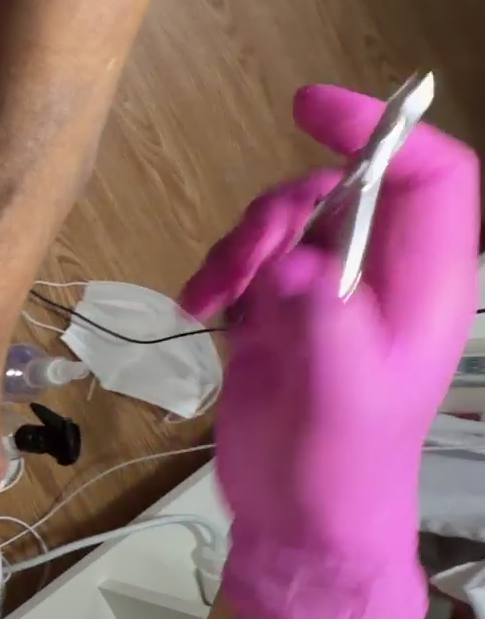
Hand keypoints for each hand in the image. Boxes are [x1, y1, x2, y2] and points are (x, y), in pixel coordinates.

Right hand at [180, 84, 479, 618]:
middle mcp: (371, 279)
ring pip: (275, 233)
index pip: (425, 179)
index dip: (381, 133)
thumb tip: (287, 260)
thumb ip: (325, 319)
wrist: (299, 510)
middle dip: (273, 215)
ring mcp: (314, 300)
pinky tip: (194, 312)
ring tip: (206, 301)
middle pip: (331, 199)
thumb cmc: (343, 460)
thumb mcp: (344, 392)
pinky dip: (208, 282)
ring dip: (230, 252)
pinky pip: (237, 273)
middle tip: (238, 266)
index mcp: (424, 284)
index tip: (311, 108)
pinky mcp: (266, 324)